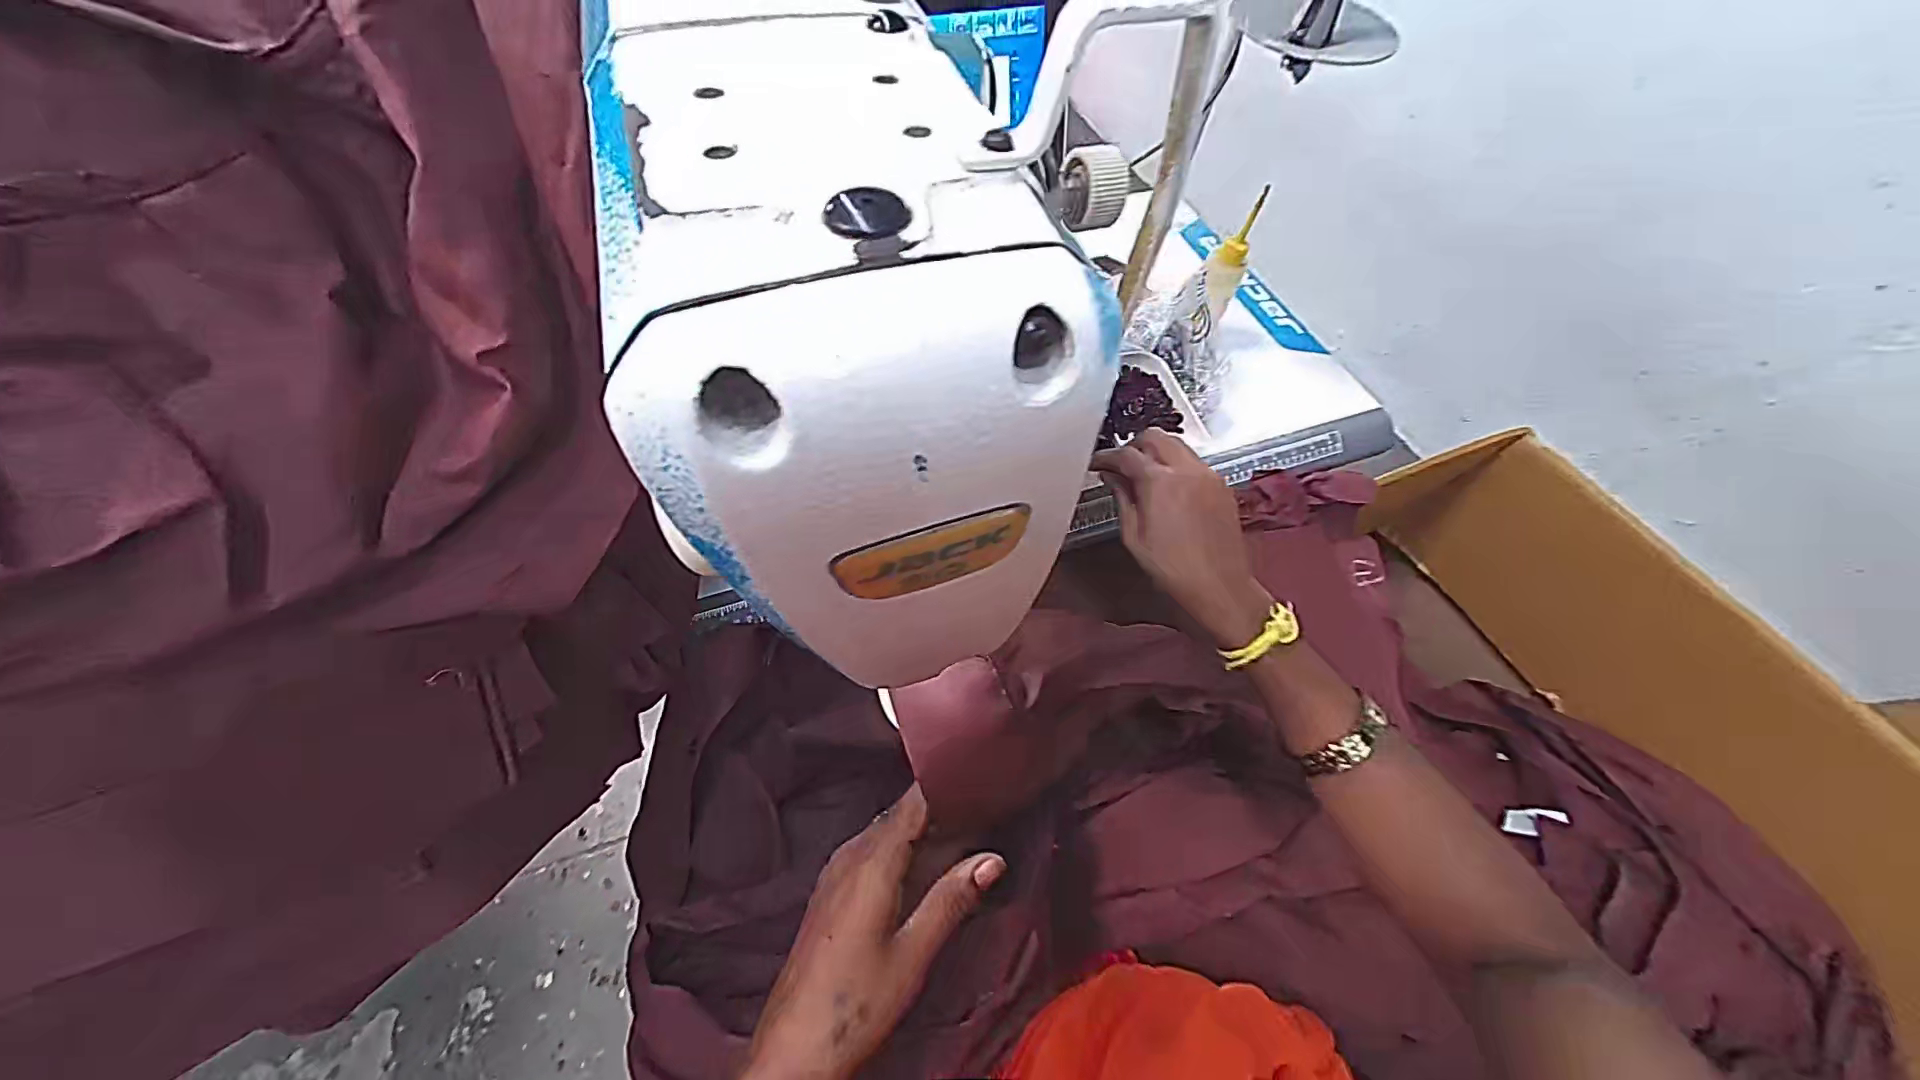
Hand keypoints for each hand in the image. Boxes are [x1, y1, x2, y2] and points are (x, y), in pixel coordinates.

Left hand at [740, 785, 1005, 1079]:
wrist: (792, 1048)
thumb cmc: (854, 1004)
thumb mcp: (913, 953)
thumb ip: (952, 899)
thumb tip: (992, 859)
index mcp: (870, 863)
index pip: (912, 803)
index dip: (943, 784)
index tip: (976, 776)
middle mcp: (849, 856)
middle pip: (899, 813)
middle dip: (938, 805)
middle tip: (979, 803)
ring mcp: (835, 871)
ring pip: (885, 830)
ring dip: (919, 826)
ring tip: (959, 828)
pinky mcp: (830, 889)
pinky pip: (871, 848)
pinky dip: (900, 844)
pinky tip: (919, 862)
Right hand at [1091, 428, 1272, 647]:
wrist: (1218, 584)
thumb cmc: (1174, 568)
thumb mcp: (1133, 535)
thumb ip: (1122, 498)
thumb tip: (1112, 478)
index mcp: (1160, 482)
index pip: (1126, 454)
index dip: (1107, 456)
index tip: (1098, 463)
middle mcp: (1187, 470)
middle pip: (1155, 437)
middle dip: (1134, 445)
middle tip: (1120, 464)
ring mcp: (1208, 476)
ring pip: (1177, 445)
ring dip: (1157, 453)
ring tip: (1143, 475)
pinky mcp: (1221, 486)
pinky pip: (1194, 462)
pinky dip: (1176, 465)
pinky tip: (1167, 487)